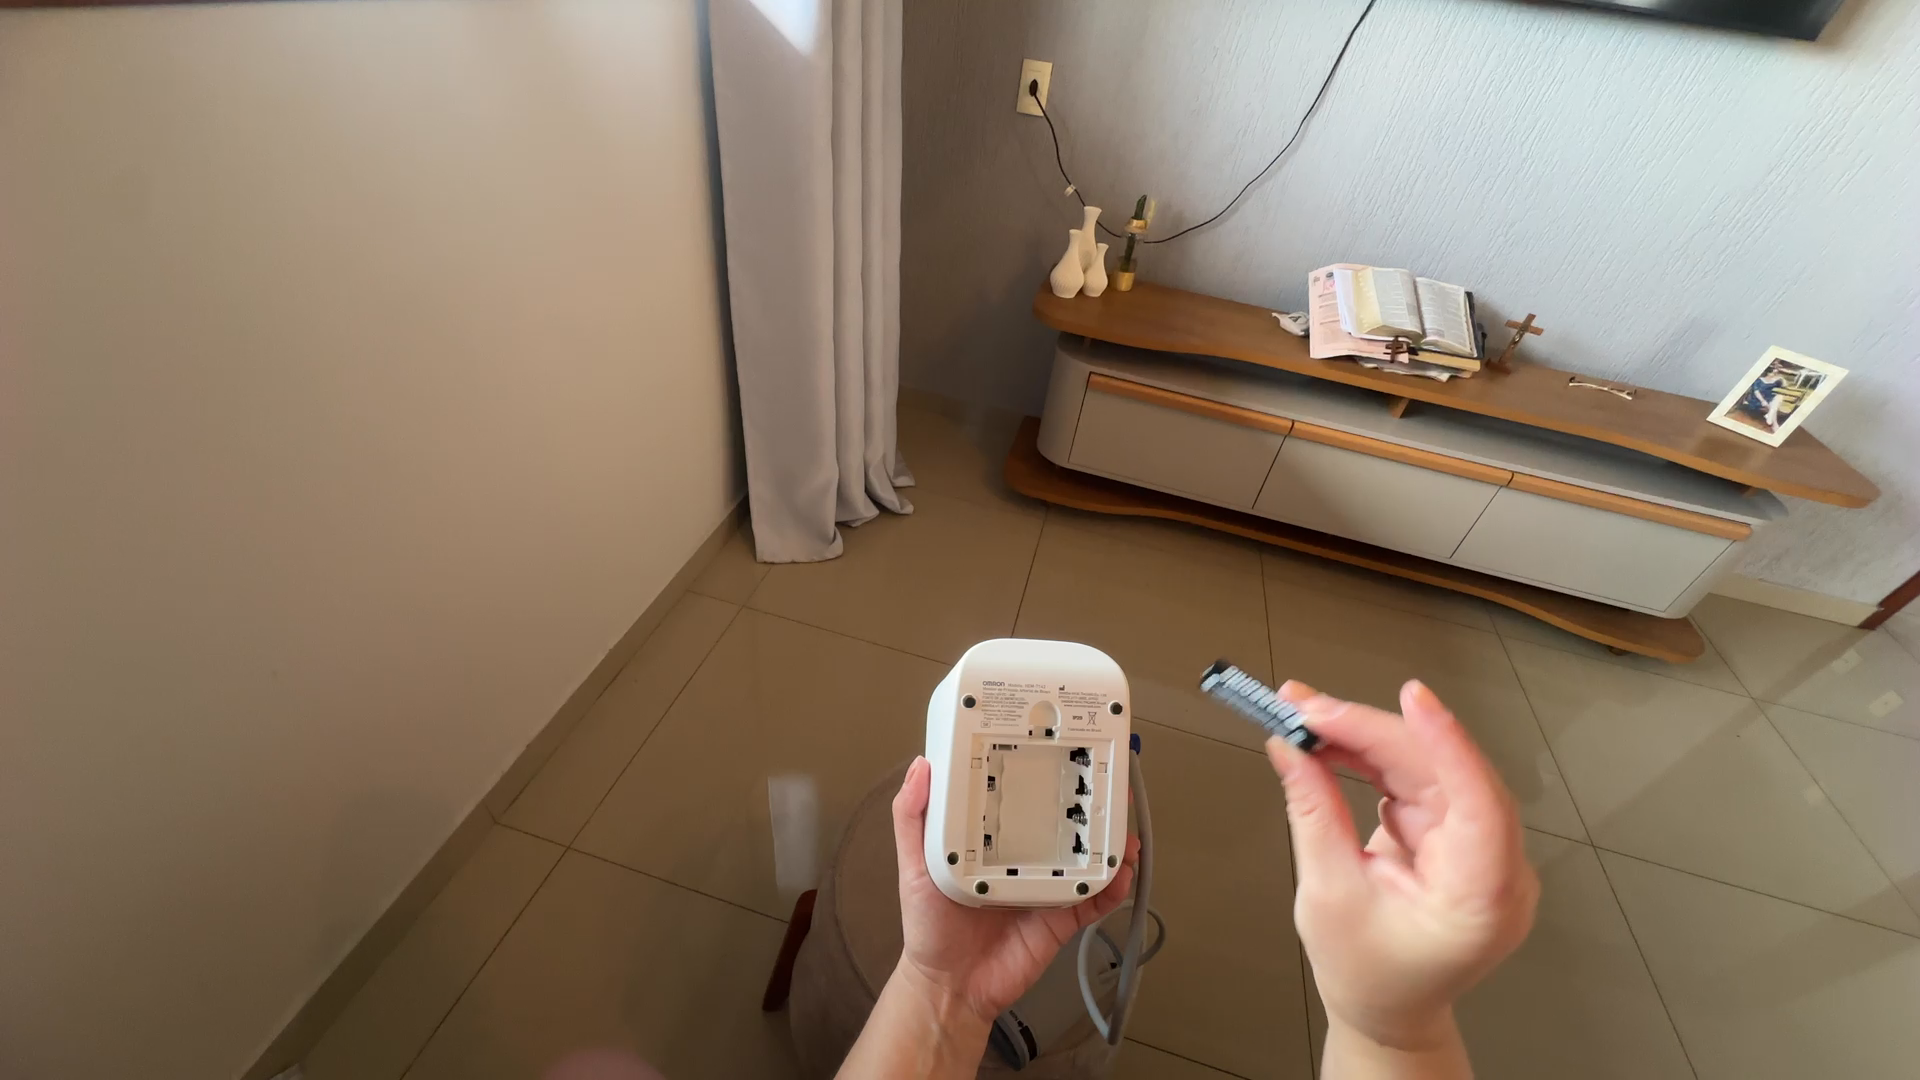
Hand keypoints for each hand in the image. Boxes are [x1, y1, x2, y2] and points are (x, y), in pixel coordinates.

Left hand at [889, 756, 1139, 1024]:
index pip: (1017, 796)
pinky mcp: (1060, 918)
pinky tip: (1123, 872)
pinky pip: (1092, 900)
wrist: (950, 989)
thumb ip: (911, 818)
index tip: (1057, 746)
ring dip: (1109, 841)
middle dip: (1088, 802)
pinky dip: (1112, 887)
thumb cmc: (929, 924)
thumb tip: (920, 765)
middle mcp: (1022, 855)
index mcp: (990, 837)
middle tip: (1109, 782)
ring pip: (1085, 856)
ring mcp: (1045, 885)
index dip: (1037, 770)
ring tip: (1124, 826)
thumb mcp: (913, 866)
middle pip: (1060, 822)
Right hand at [1267, 680, 1536, 1055]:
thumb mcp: (1327, 892)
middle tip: (1302, 705)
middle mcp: (1490, 864)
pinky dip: (1363, 753)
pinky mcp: (1446, 832)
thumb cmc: (1365, 971)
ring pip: (1421, 765)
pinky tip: (1325, 737)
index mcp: (1479, 897)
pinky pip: (1407, 776)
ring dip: (1360, 734)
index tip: (1411, 696)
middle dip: (1369, 730)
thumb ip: (1312, 810)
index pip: (1478, 803)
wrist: (1386, 1009)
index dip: (1446, 743)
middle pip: (1439, 772)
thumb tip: (1288, 745)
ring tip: (1300, 712)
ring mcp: (1470, 846)